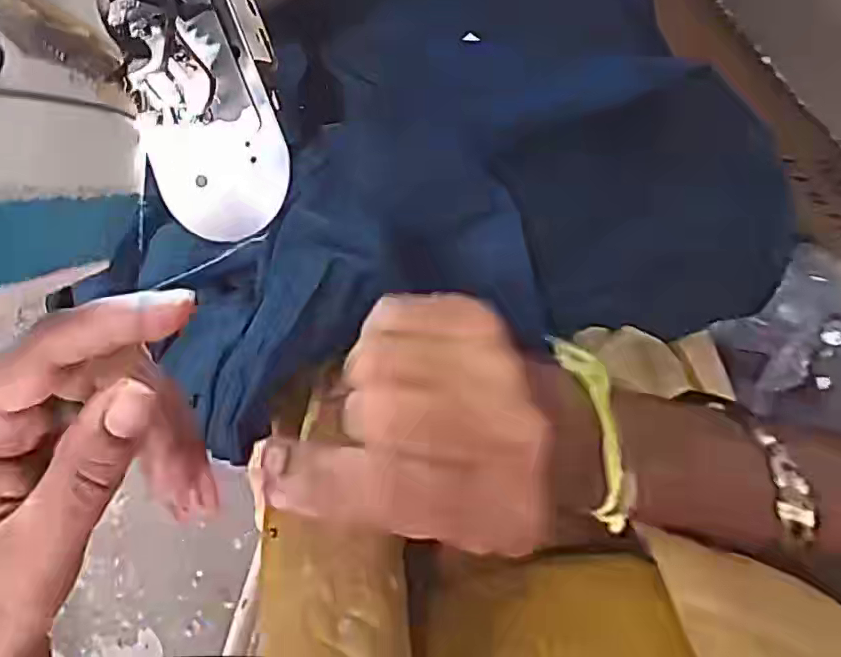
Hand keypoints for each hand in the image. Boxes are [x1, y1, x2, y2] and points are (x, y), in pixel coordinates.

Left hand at [0, 292, 218, 656]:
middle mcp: (2, 401)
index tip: (178, 310)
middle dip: (153, 407)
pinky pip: (118, 409)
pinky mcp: (57, 429)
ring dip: (163, 430)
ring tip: (192, 493)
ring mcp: (32, 413)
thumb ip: (86, 472)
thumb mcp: (35, 555)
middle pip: (93, 364)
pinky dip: (156, 441)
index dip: (116, 321)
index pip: (50, 349)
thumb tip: (140, 392)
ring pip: (115, 383)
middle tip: (193, 472)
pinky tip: (179, 482)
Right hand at [254, 293, 557, 556]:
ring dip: (363, 372)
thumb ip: (365, 503)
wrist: (573, 436)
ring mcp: (491, 367)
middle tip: (356, 417)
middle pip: (377, 412)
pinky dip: (378, 331)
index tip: (268, 464)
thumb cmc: (498, 490)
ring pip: (377, 357)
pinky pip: (393, 313)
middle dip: (351, 415)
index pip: (387, 488)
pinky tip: (390, 349)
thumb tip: (271, 474)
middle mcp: (497, 434)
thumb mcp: (447, 528)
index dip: (318, 477)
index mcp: (490, 504)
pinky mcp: (477, 321)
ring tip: (376, 382)